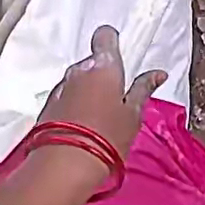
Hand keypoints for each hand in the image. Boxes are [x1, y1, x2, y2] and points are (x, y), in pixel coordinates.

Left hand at [0, 26, 165, 204]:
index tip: (120, 59)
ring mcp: (61, 87)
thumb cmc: (106, 138)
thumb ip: (143, 90)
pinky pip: (65, 97)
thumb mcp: (133, 115)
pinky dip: (73, 105)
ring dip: (87, 91)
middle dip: (102, 75)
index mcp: (104, 66)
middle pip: (92, 62)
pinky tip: (81, 127)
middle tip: (115, 101)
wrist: (63, 168)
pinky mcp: (47, 106)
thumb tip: (158, 73)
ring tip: (98, 119)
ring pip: (78, 80)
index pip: (105, 36)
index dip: (112, 42)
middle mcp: (79, 70)